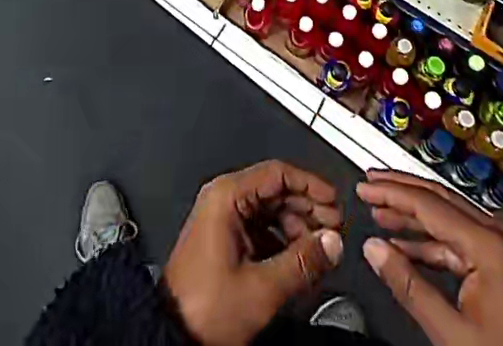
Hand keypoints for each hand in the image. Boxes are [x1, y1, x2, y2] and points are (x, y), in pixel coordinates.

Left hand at [162, 160, 345, 345]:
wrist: (169, 338)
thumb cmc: (203, 309)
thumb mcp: (262, 287)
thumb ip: (303, 261)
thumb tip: (333, 243)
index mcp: (226, 197)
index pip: (278, 173)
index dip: (311, 185)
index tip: (333, 202)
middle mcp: (224, 201)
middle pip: (277, 191)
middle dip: (308, 210)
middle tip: (332, 230)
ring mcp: (224, 220)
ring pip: (273, 212)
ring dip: (299, 229)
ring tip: (319, 251)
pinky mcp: (226, 240)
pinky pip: (263, 230)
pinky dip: (284, 243)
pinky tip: (301, 263)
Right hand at [356, 170, 502, 345]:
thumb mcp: (453, 332)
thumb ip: (410, 287)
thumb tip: (377, 252)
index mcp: (490, 245)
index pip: (429, 204)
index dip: (392, 192)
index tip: (366, 186)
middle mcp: (502, 238)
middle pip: (442, 200)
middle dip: (402, 191)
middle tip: (371, 185)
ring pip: (452, 218)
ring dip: (416, 216)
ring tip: (382, 213)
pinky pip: (464, 240)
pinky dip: (434, 240)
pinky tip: (411, 247)